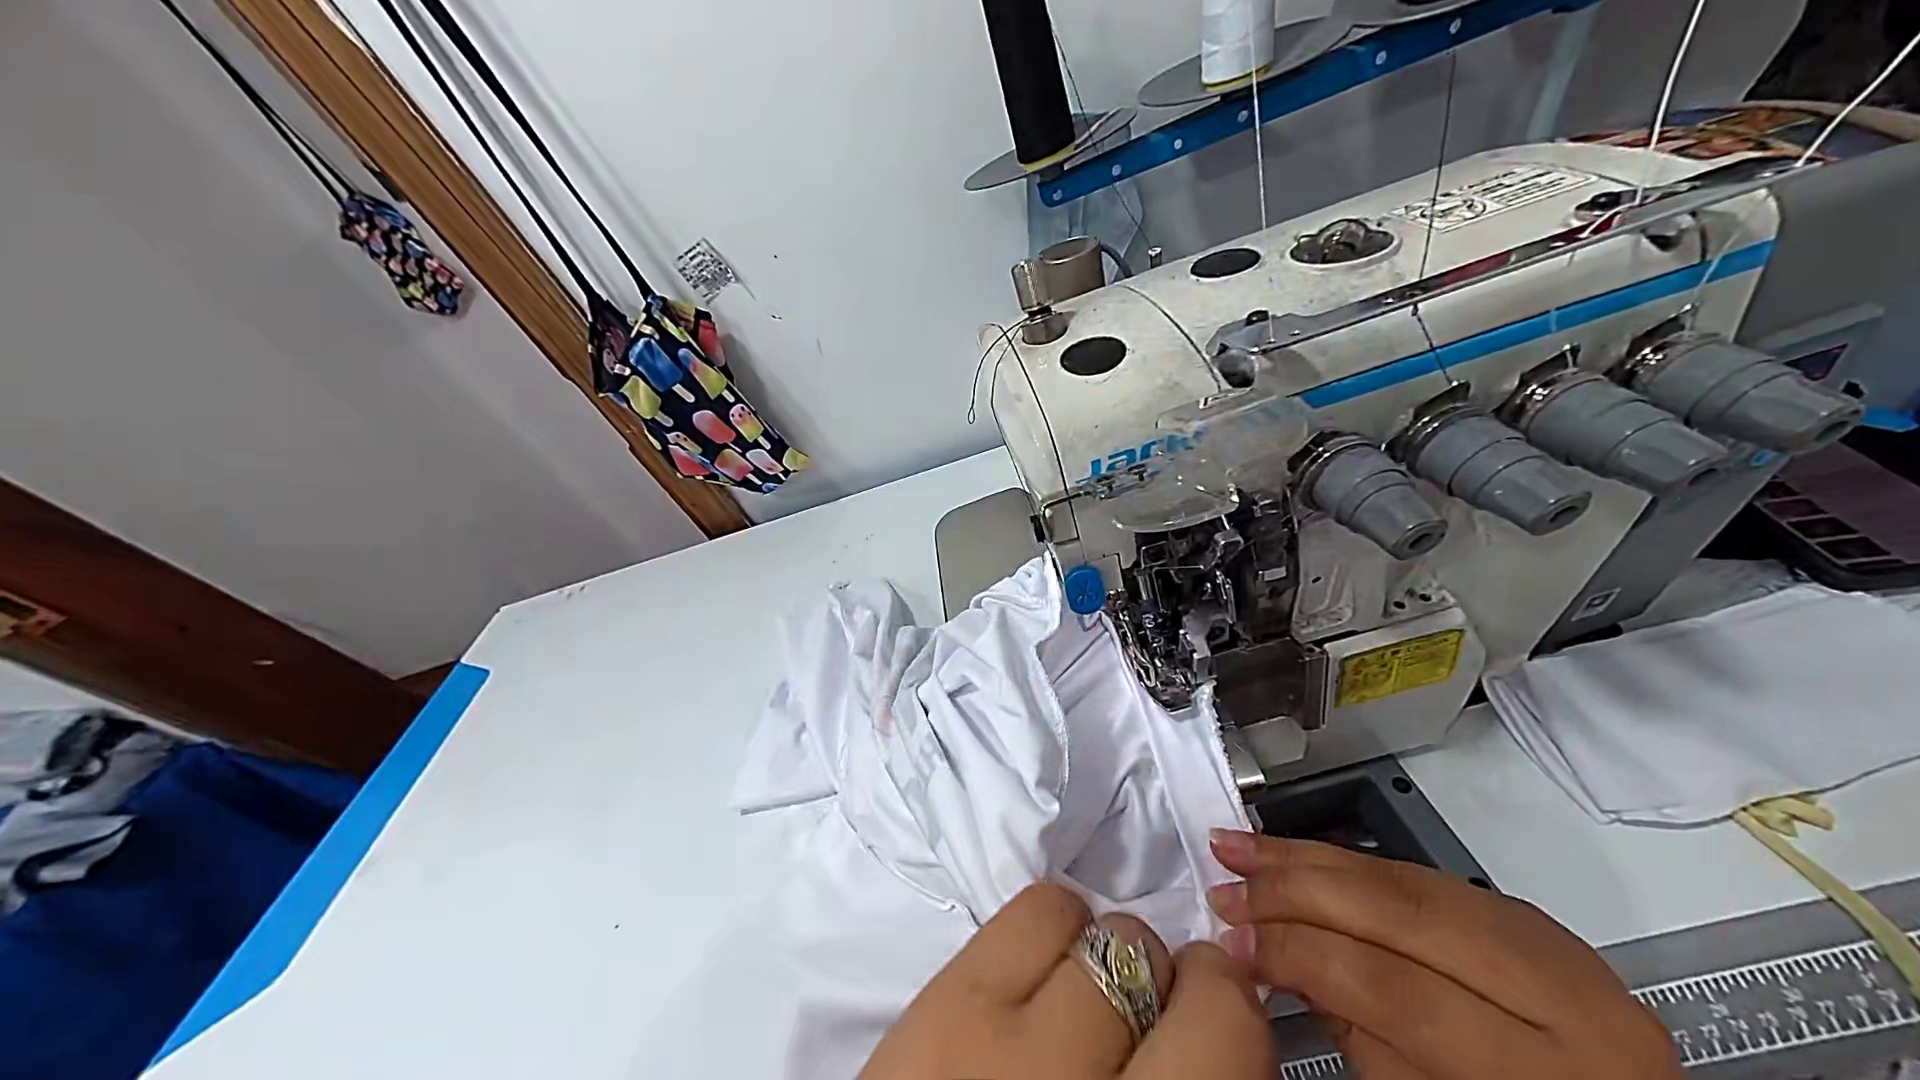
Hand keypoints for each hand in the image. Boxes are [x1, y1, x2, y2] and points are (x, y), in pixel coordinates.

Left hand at [861, 883, 1272, 1078]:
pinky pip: (1022, 912)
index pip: (1223, 1022)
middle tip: (1139, 1015)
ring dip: (1094, 951)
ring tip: (1075, 999)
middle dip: (1157, 977)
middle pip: (1147, 959)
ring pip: (1082, 920)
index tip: (1209, 1011)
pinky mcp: (938, 1005)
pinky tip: (1030, 988)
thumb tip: (1214, 1015)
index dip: (1225, 1002)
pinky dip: (1042, 934)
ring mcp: (993, 1035)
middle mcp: (1068, 1078)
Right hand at [1208, 831, 1682, 1079]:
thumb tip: (1269, 952)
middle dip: (1295, 888)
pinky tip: (1298, 851)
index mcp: (1545, 1069)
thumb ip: (1351, 1024)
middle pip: (1397, 910)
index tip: (1233, 939)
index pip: (1390, 982)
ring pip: (1402, 875)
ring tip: (1240, 847)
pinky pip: (1417, 871)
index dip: (1297, 951)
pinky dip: (1346, 859)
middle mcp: (1561, 993)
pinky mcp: (1521, 912)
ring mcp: (1547, 940)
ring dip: (1308, 856)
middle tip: (1227, 882)